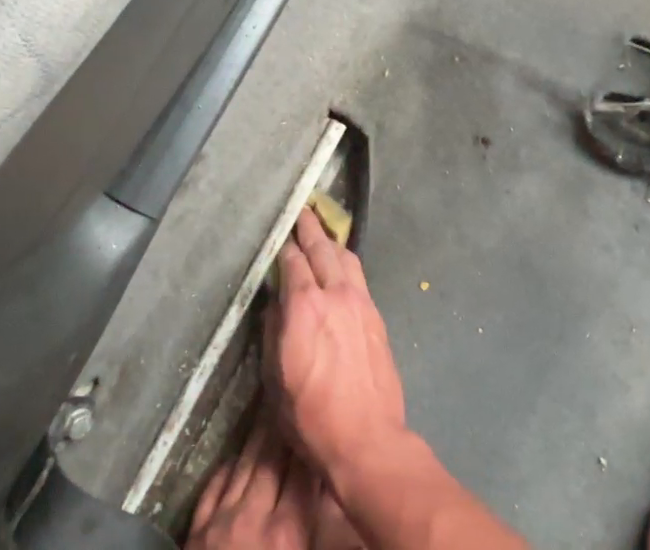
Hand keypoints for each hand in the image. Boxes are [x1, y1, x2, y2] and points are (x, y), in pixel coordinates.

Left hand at [188, 421, 320, 549]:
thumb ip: (316, 529)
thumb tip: (330, 498)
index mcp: (287, 532)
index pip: (303, 474)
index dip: (311, 444)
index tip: (318, 417)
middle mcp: (252, 516)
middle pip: (270, 461)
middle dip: (282, 428)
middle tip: (290, 397)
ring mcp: (219, 521)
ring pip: (241, 467)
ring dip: (255, 440)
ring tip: (265, 413)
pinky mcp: (195, 531)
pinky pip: (213, 488)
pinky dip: (226, 469)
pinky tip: (235, 457)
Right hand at [265, 208, 407, 479]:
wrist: (367, 439)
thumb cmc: (310, 414)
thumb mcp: (275, 377)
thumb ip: (273, 332)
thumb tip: (274, 304)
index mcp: (304, 306)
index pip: (291, 262)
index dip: (282, 245)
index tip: (276, 232)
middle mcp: (335, 294)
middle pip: (322, 249)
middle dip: (309, 228)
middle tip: (302, 210)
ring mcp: (361, 304)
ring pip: (346, 258)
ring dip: (332, 242)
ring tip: (323, 231)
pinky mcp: (376, 318)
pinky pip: (360, 278)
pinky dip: (347, 263)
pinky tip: (343, 265)